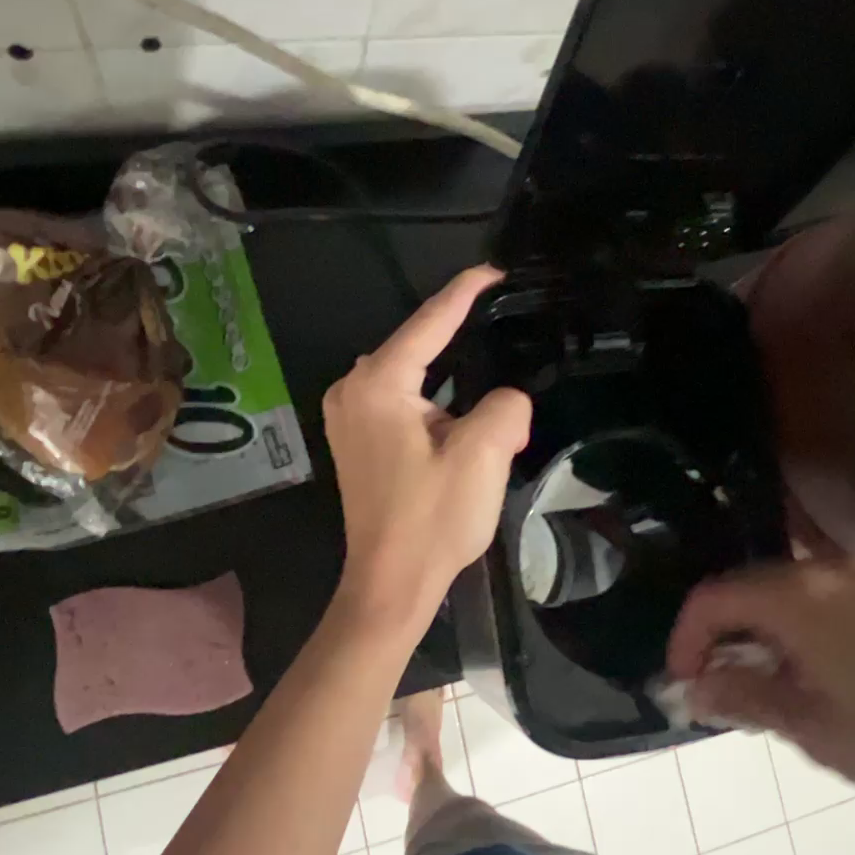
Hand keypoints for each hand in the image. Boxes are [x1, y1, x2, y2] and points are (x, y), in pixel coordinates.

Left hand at [324, 266, 531, 617]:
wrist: (390, 583)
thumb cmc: (431, 520)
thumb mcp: (482, 455)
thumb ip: (504, 407)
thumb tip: (506, 400)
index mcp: (378, 384)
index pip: (430, 321)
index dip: (466, 292)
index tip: (496, 271)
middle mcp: (352, 390)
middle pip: (415, 345)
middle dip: (461, 340)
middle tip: (506, 330)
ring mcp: (347, 416)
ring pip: (409, 375)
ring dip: (449, 376)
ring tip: (491, 371)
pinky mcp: (355, 440)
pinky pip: (398, 399)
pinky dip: (432, 398)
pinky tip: (458, 407)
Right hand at [667, 562, 854, 821]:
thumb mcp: (818, 732)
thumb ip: (746, 699)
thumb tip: (696, 683)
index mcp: (797, 597)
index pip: (711, 599)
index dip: (685, 640)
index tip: (686, 685)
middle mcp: (827, 574)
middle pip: (744, 590)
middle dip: (720, 639)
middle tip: (722, 695)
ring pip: (784, 596)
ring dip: (759, 637)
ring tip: (767, 694)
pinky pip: (821, 602)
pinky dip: (797, 632)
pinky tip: (816, 678)